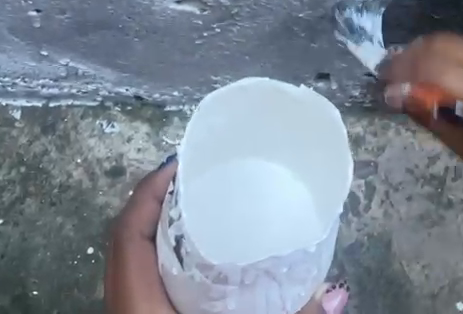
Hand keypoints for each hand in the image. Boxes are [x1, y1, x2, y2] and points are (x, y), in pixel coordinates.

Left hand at [104, 159, 350, 313]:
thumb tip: (341, 295)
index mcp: (135, 307)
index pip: (126, 233)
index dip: (148, 191)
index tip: (183, 163)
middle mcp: (121, 312)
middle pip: (125, 243)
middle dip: (157, 206)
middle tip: (202, 183)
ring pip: (131, 269)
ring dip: (159, 236)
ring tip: (202, 215)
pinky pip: (141, 289)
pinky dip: (162, 267)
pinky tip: (196, 270)